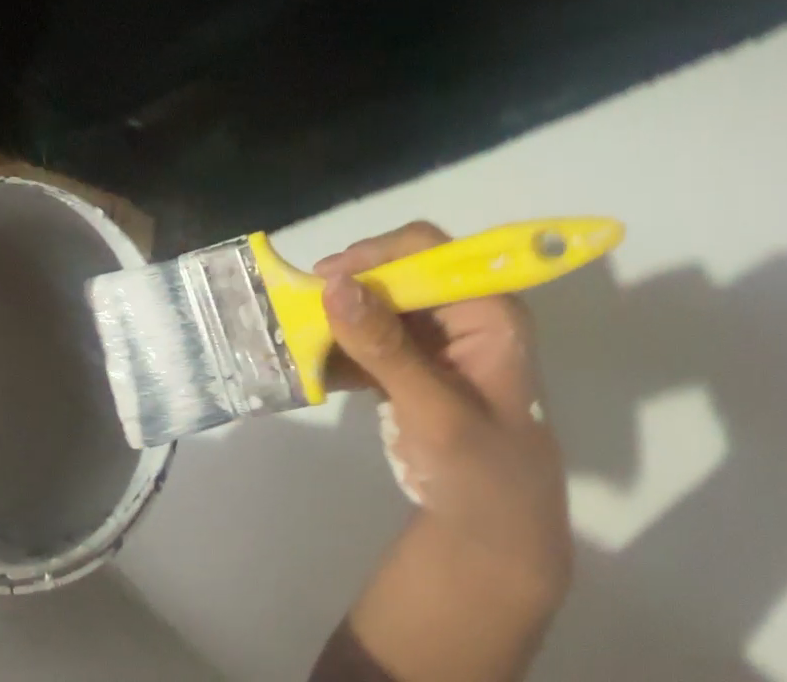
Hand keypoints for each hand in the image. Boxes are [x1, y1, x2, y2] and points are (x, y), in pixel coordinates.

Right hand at [316, 221, 572, 600]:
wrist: (490, 534)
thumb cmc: (481, 473)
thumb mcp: (434, 411)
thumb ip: (385, 347)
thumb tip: (333, 284)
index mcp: (487, 312)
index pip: (426, 252)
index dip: (374, 256)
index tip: (323, 279)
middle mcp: (459, 313)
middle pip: (390, 274)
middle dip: (344, 291)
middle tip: (298, 313)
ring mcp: (430, 337)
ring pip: (368, 304)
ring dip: (332, 321)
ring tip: (296, 343)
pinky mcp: (405, 360)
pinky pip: (360, 336)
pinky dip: (334, 348)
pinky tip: (310, 369)